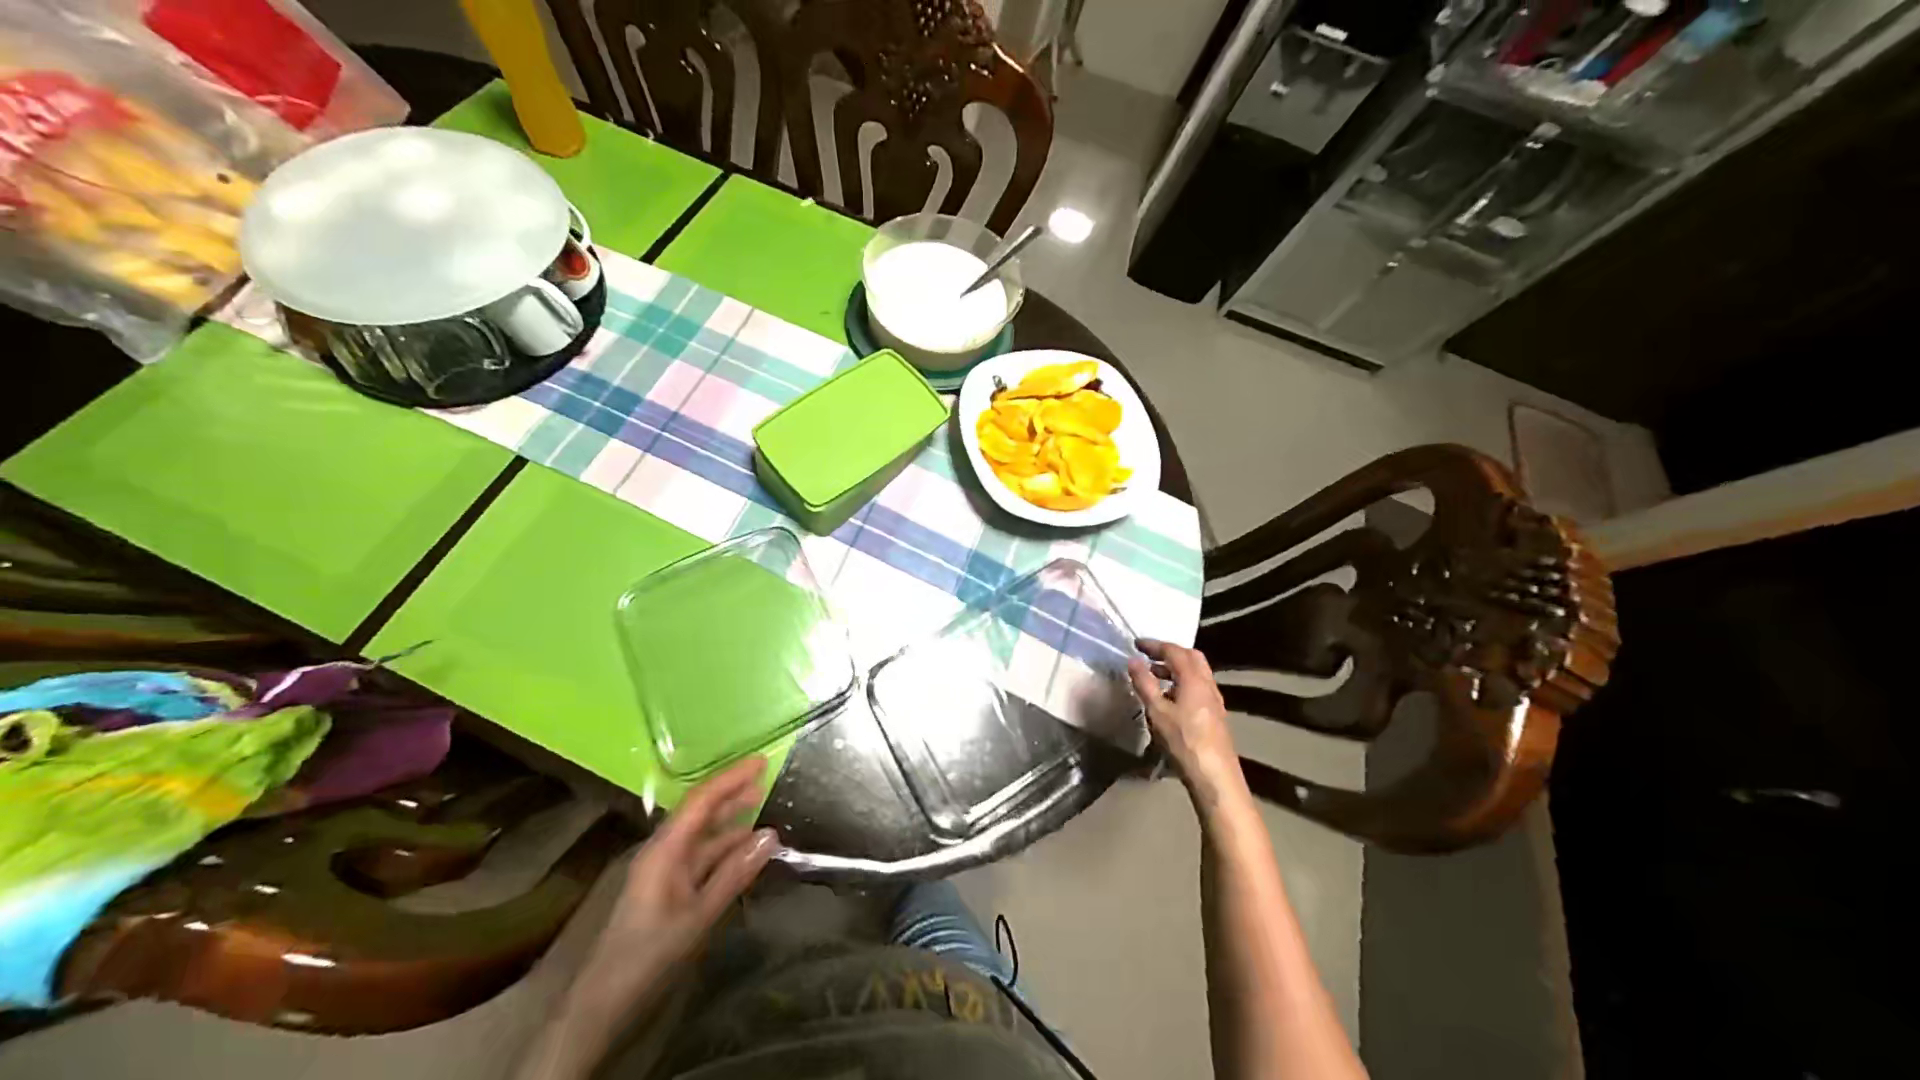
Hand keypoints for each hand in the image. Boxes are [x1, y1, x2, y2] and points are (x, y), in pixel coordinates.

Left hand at [585, 756, 781, 1000]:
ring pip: (702, 835)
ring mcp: (664, 870)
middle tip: (767, 780)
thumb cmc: (649, 954)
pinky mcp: (667, 888)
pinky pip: (700, 856)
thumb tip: (770, 835)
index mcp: (664, 849)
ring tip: (762, 807)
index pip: (701, 801)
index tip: (761, 762)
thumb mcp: (698, 916)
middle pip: (700, 812)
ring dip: (730, 820)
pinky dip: (724, 847)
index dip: (731, 778)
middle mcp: (663, 851)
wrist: (604, 1001)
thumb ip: (734, 874)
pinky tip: (744, 849)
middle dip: (732, 793)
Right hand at [1127, 639, 1242, 799]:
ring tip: (1154, 677)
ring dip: (1175, 669)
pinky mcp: (1215, 714)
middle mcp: (1208, 684)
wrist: (1215, 776)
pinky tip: (1169, 699)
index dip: (1155, 645)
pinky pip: (1198, 687)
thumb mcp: (1157, 712)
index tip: (1136, 644)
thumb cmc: (1184, 742)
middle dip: (1169, 653)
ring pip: (1196, 673)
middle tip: (1148, 656)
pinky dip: (1182, 682)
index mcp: (1194, 679)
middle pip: (1191, 657)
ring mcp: (1215, 700)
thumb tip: (1133, 661)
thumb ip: (1144, 684)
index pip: (1175, 651)